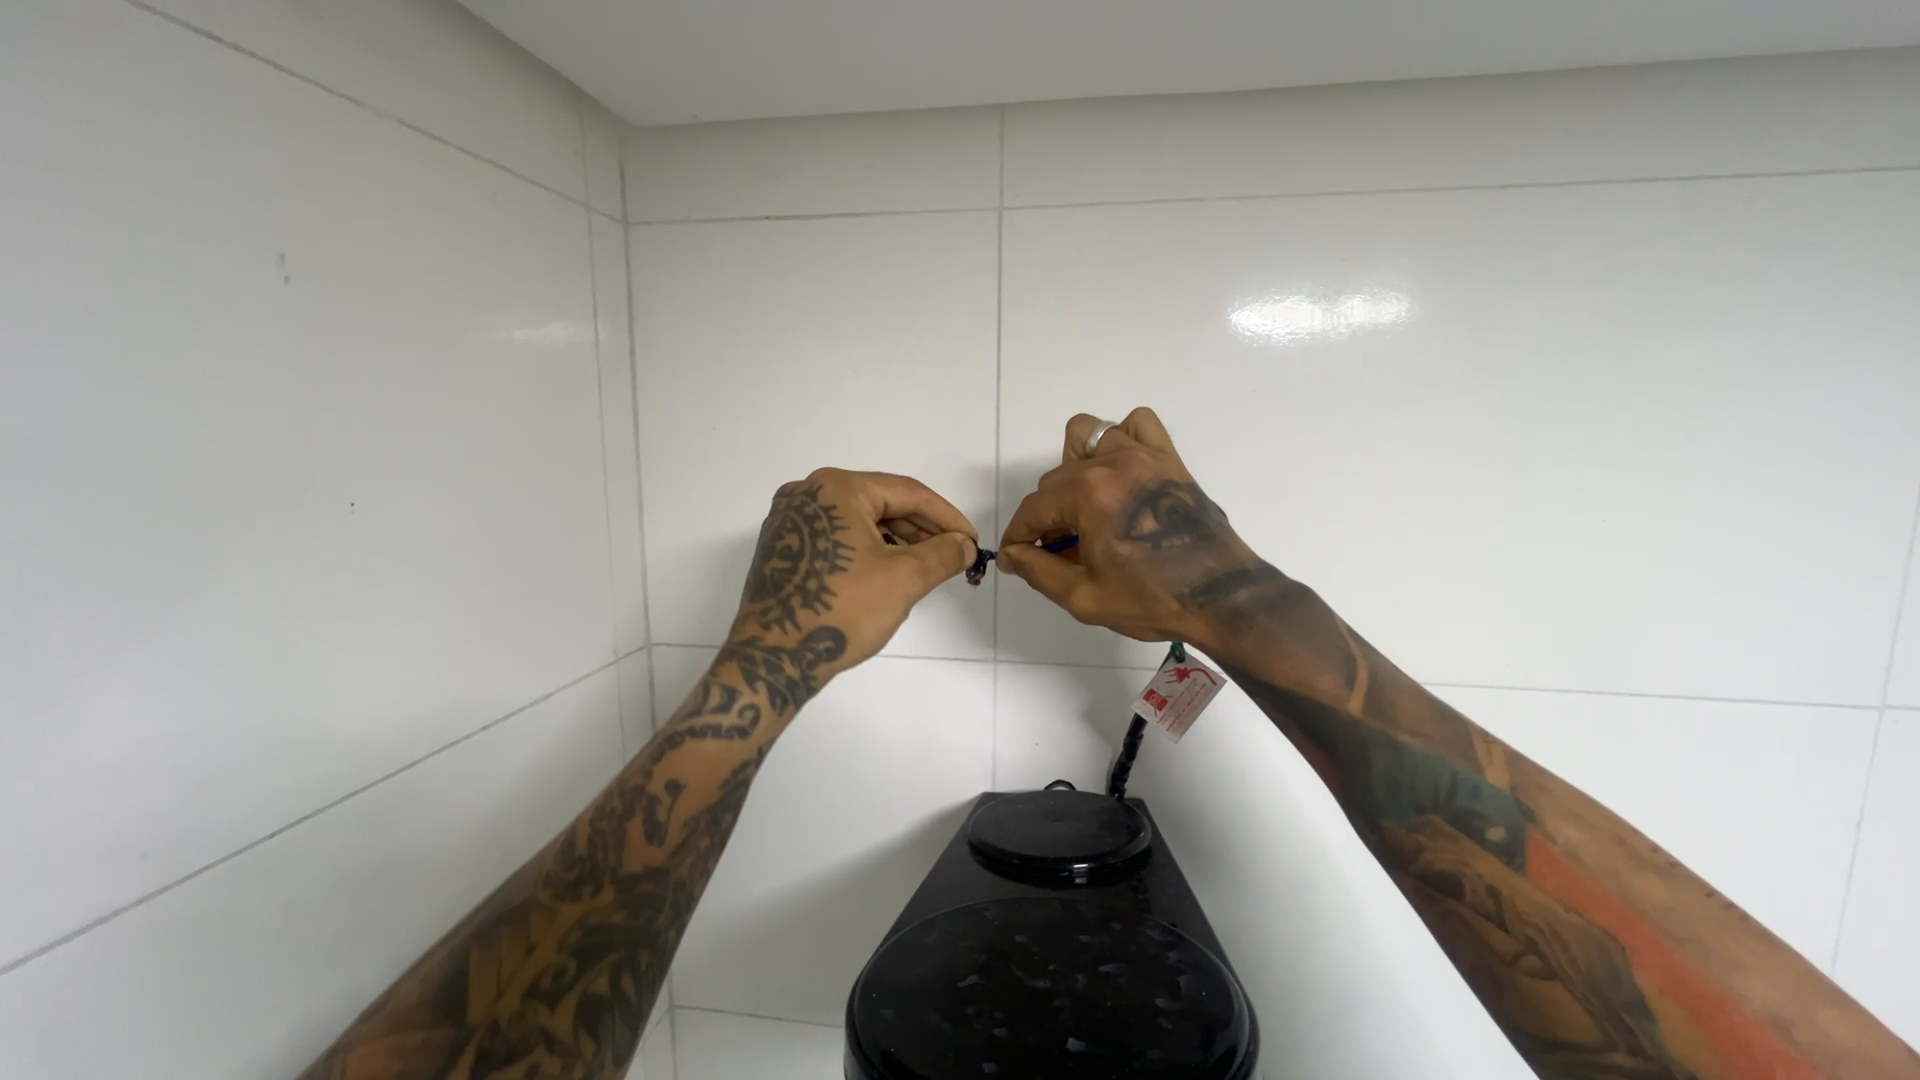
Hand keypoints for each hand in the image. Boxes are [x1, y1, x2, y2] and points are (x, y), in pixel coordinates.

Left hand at [728, 468, 976, 702]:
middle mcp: (808, 493)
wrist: (773, 657)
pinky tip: (888, 575)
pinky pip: (837, 540)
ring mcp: (790, 522)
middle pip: (881, 504)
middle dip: (921, 531)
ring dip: (896, 543)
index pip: (907, 493)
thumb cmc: (841, 610)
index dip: (946, 517)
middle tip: (953, 556)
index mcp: (837, 489)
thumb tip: (964, 545)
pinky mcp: (783, 549)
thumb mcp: (904, 579)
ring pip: (859, 523)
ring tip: (926, 569)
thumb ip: (942, 554)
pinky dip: (867, 552)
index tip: (971, 540)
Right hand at [998, 408, 1282, 654]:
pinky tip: (1121, 475)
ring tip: (1086, 507)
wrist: (1221, 597)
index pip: (1033, 509)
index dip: (1019, 537)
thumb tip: (1013, 555)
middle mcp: (1112, 464)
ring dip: (1075, 469)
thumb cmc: (1152, 600)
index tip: (1016, 557)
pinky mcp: (1169, 459)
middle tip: (1061, 551)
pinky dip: (1121, 439)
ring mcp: (1144, 456)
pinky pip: (1137, 423)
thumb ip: (1039, 571)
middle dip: (1048, 515)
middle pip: (1056, 478)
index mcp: (1088, 496)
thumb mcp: (1084, 597)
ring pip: (1088, 437)